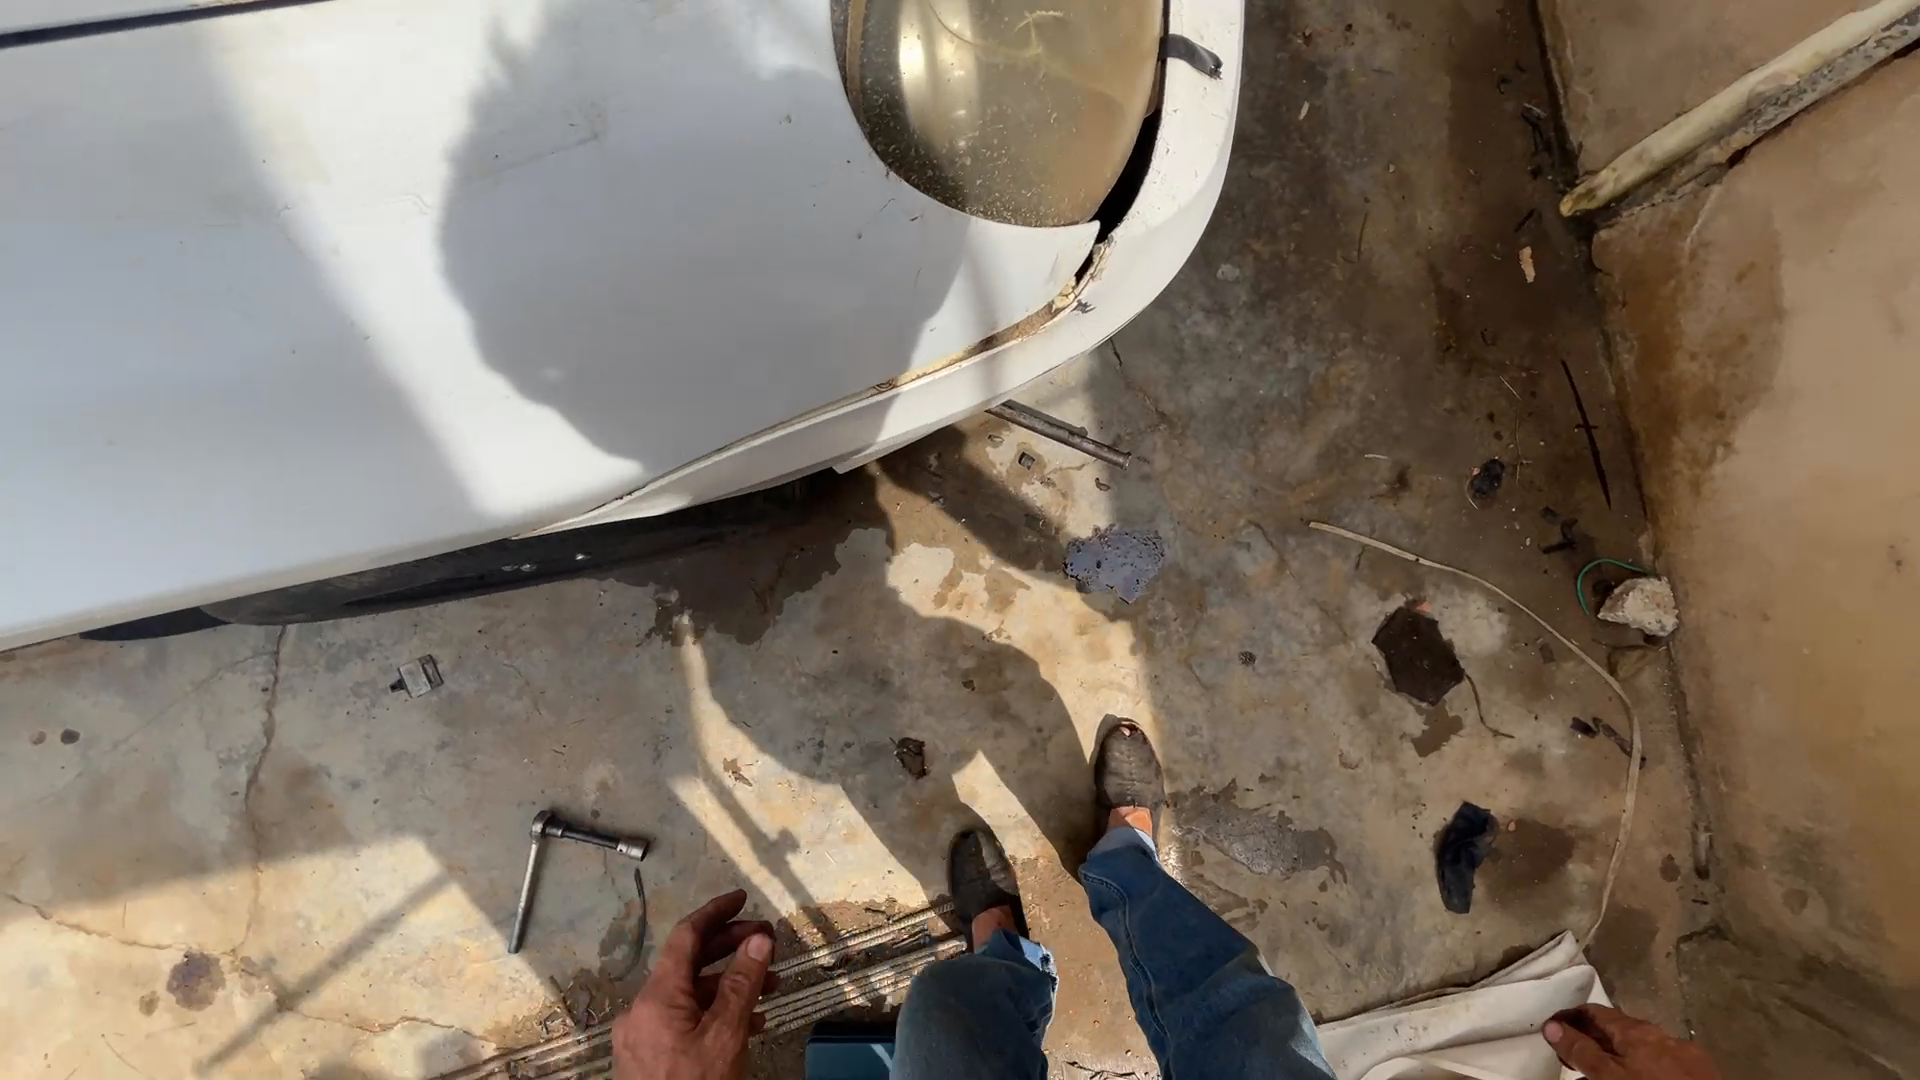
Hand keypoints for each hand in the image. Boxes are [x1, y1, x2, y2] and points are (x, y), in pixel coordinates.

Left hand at [612, 890, 778, 1079]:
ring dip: (731, 983)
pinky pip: (684, 1020)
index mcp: (656, 996)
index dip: (716, 911)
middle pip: (690, 962)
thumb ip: (743, 982)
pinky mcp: (649, 1060)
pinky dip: (716, 1011)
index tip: (743, 897)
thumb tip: (759, 937)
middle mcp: (642, 1010)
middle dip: (732, 947)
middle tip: (769, 941)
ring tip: (772, 986)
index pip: (686, 935)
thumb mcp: (726, 1035)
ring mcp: (643, 1037)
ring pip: (691, 993)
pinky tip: (749, 1022)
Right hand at [1543, 1005, 1720, 1079]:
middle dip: (1592, 1042)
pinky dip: (1643, 1069)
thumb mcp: (1610, 1077)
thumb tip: (1550, 1025)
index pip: (1592, 1010)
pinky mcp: (1705, 1076)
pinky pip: (1663, 1064)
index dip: (1567, 1018)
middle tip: (1573, 1061)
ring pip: (1641, 1049)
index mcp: (1636, 1029)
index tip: (1551, 1033)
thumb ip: (1581, 1051)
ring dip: (1618, 1058)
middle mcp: (1662, 1034)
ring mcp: (1688, 1056)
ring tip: (1603, 1076)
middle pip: (1617, 1030)